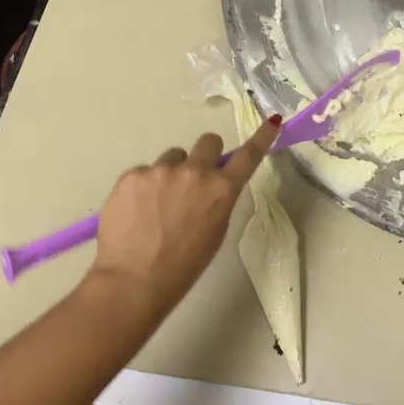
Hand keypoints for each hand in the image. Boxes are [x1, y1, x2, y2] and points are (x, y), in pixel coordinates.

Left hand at [89, 117, 280, 316]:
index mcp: (221, 190)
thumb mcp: (214, 234)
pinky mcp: (132, 175)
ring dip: (171, 174)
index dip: (262, 137)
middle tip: (193, 180)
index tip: (272, 121)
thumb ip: (217, 201)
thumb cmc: (182, 268)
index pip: (248, 155)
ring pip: (172, 158)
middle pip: (208, 142)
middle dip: (205, 156)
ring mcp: (161, 170)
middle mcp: (194, 172)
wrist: (132, 283)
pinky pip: (143, 173)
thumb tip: (211, 186)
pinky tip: (135, 213)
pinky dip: (142, 189)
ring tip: (155, 206)